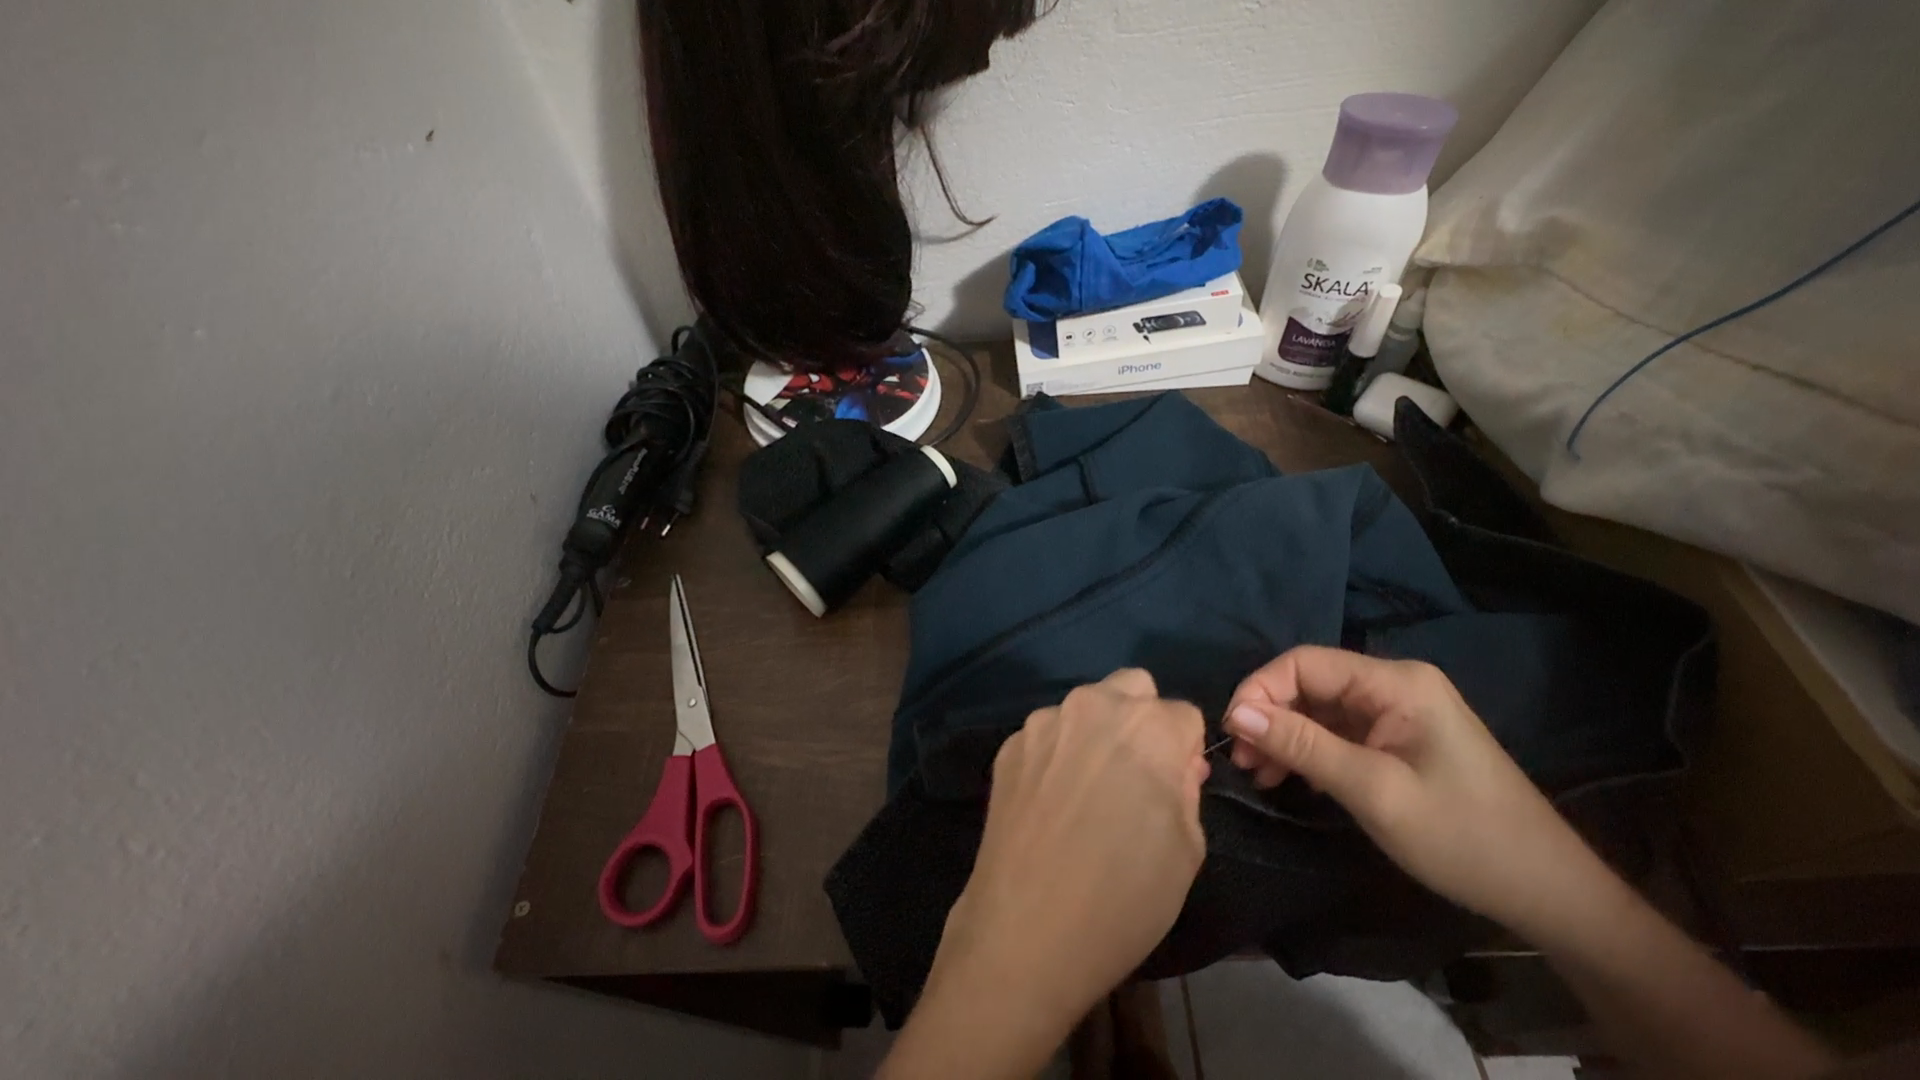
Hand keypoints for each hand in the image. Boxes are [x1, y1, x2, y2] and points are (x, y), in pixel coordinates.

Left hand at [883, 670, 1207, 1077]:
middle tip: (1135, 778)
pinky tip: (1051, 803)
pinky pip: (1047, 734)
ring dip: (1096, 733)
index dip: (1184, 751)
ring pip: (1084, 707)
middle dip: (1142, 722)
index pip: (1184, 715)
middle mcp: (1093, 707)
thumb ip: (1186, 790)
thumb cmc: (1124, 899)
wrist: (1025, 932)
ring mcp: (1043, 724)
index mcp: (1150, 726)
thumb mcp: (1188, 849)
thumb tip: (1175, 764)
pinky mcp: (1007, 747)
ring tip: (1087, 793)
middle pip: (1132, 690)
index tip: (1174, 788)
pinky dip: (1057, 753)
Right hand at [1223, 645, 1604, 940]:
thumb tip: (1237, 714)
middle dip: (1270, 718)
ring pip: (1321, 709)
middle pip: (1311, 684)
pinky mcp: (1401, 739)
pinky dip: (1310, 751)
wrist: (1543, 888)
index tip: (1232, 735)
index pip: (1305, 663)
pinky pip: (1340, 732)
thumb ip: (1303, 746)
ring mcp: (1400, 712)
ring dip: (1285, 737)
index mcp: (1396, 682)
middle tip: (1244, 765)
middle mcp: (1396, 684)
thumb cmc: (1461, 837)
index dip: (1260, 690)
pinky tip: (1292, 780)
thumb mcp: (1373, 791)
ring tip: (1262, 777)